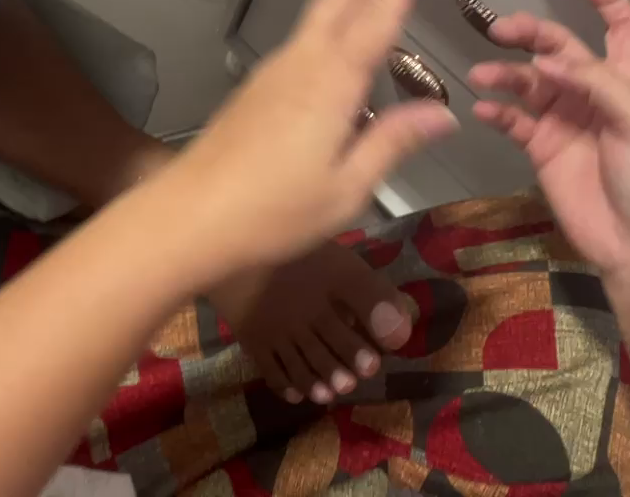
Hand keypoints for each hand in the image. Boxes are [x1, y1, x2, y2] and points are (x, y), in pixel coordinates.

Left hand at [152, 0, 457, 286]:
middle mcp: (305, 60)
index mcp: (333, 81)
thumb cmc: (273, 210)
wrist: (190, 214)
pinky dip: (335, 12)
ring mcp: (279, 67)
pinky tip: (348, 27)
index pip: (377, 9)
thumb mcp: (346, 188)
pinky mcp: (264, 83)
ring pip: (322, 7)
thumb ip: (392, 141)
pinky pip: (311, 36)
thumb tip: (443, 110)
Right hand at [208, 242, 412, 405]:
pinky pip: (271, 369)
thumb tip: (406, 324)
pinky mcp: (251, 337)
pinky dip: (286, 384)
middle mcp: (303, 317)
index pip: (350, 330)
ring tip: (330, 392)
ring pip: (302, 365)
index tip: (374, 362)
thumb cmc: (284, 239)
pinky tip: (297, 393)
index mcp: (325, 291)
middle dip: (342, 368)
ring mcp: (275, 330)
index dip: (363, 350)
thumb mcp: (332, 253)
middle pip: (326, 350)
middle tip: (352, 380)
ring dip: (318, 381)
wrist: (223, 236)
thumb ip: (369, 289)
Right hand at [465, 0, 629, 290]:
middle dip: (531, 34)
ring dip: (505, 74)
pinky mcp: (542, 149)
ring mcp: (565, 120)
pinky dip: (497, 111)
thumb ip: (597, 84)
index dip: (608, 1)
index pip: (623, 29)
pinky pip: (513, 120)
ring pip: (528, 81)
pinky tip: (484, 111)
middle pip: (559, 49)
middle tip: (499, 29)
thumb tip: (545, 60)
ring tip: (483, 75)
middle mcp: (594, 94)